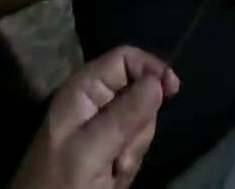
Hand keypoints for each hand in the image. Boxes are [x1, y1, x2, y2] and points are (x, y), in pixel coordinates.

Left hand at [10, 46, 178, 188]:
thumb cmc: (60, 188)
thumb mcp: (90, 153)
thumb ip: (124, 116)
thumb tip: (158, 80)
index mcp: (82, 90)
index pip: (124, 58)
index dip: (151, 67)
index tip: (173, 89)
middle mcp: (92, 103)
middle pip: (137, 92)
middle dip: (138, 124)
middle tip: (121, 155)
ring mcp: (99, 130)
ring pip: (138, 122)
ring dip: (133, 149)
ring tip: (112, 173)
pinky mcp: (105, 153)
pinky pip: (132, 147)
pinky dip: (127, 165)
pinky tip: (111, 181)